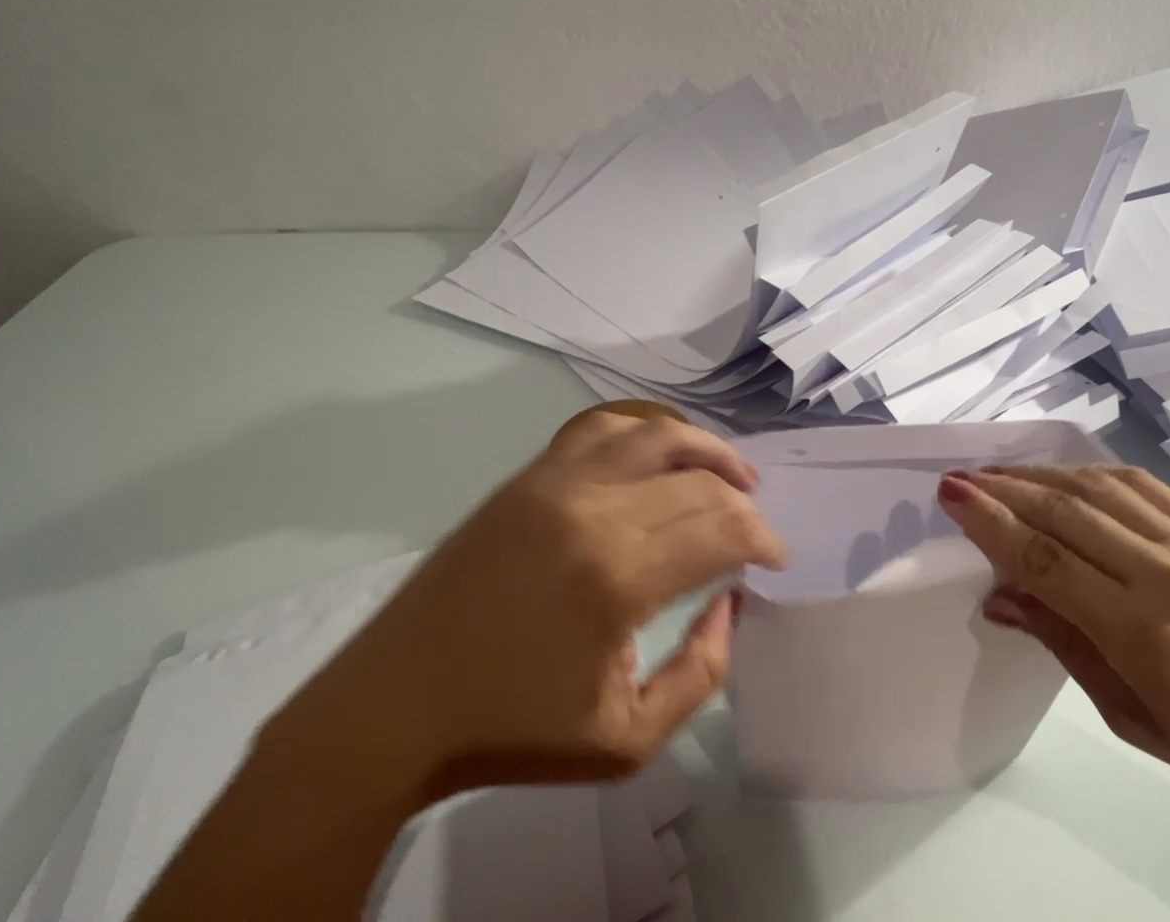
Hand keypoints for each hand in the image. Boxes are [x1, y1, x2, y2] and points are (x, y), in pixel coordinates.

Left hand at [282, 404, 785, 797]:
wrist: (394, 708)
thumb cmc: (512, 732)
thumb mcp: (629, 739)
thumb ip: (703, 673)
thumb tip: (729, 605)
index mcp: (619, 578)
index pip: (724, 529)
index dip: (764, 541)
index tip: (774, 562)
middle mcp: (591, 512)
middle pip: (700, 481)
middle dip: (745, 505)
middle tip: (756, 534)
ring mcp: (551, 485)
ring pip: (654, 434)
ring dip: (706, 449)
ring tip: (732, 476)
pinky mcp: (522, 480)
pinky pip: (598, 429)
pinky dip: (644, 432)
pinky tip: (660, 456)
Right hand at [936, 464, 1169, 830]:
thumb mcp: (1135, 718)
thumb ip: (1066, 645)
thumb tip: (1001, 597)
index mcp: (1147, 635)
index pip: (1048, 563)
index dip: (992, 525)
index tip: (951, 495)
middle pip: (1068, 515)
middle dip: (1004, 490)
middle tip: (958, 477)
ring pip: (1102, 490)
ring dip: (1042, 474)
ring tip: (998, 471)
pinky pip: (1145, 488)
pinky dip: (1094, 473)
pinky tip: (1065, 473)